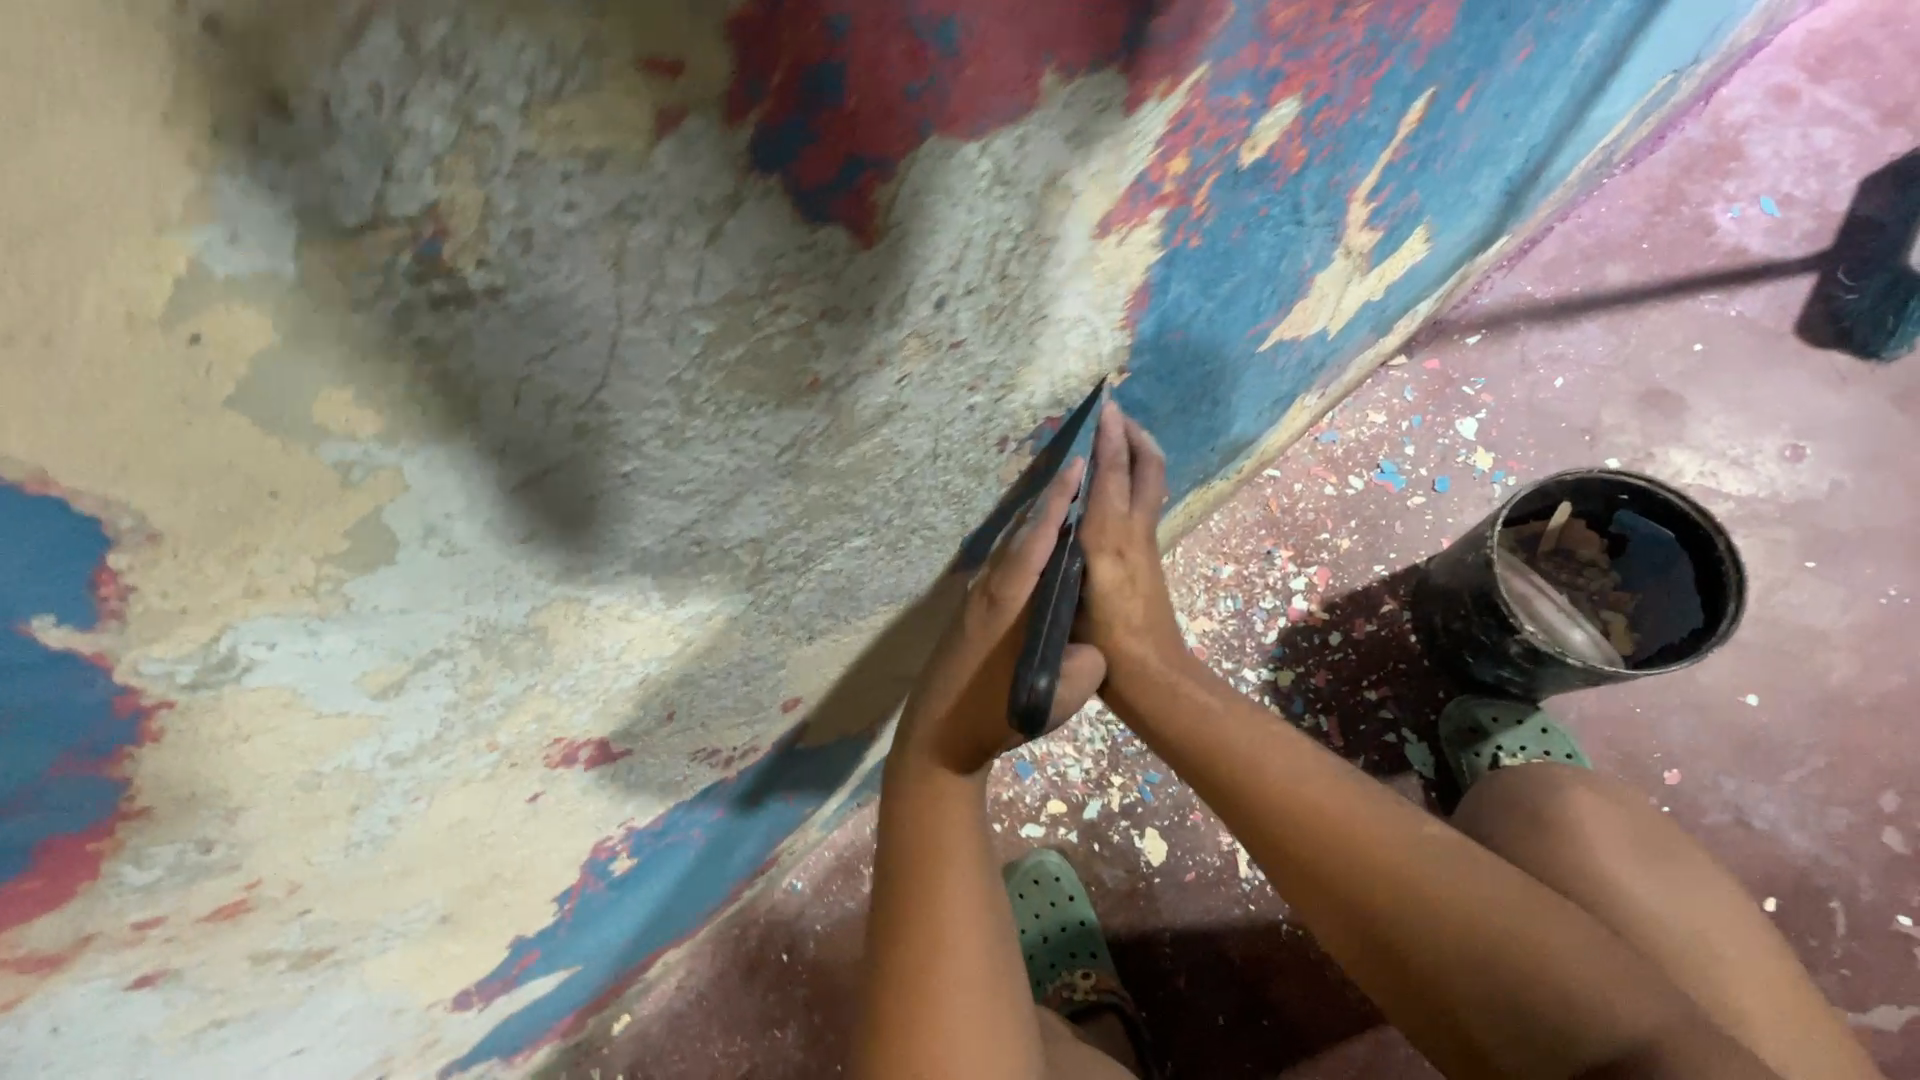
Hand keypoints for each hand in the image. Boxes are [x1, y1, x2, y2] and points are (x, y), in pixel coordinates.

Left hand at [890, 458, 1107, 777]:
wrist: (935, 738)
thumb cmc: (992, 717)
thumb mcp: (1051, 701)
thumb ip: (1082, 669)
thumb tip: (1094, 648)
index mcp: (1004, 603)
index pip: (1035, 542)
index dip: (1056, 503)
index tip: (1076, 467)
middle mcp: (985, 591)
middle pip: (1019, 535)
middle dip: (1048, 501)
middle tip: (1077, 469)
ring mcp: (972, 602)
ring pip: (1007, 550)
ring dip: (1034, 524)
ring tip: (1064, 501)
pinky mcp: (968, 615)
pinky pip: (1001, 568)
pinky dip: (1022, 549)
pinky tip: (1038, 555)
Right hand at [1077, 400, 1186, 688]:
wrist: (1151, 675)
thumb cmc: (1106, 639)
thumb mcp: (1077, 591)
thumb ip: (1068, 549)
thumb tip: (1058, 515)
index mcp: (1113, 535)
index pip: (1115, 472)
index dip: (1110, 437)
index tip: (1105, 406)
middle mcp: (1135, 530)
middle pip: (1149, 468)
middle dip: (1136, 435)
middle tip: (1116, 415)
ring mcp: (1146, 543)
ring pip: (1151, 484)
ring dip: (1138, 454)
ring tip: (1115, 440)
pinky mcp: (1147, 558)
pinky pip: (1144, 502)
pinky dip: (1133, 479)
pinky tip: (1112, 487)